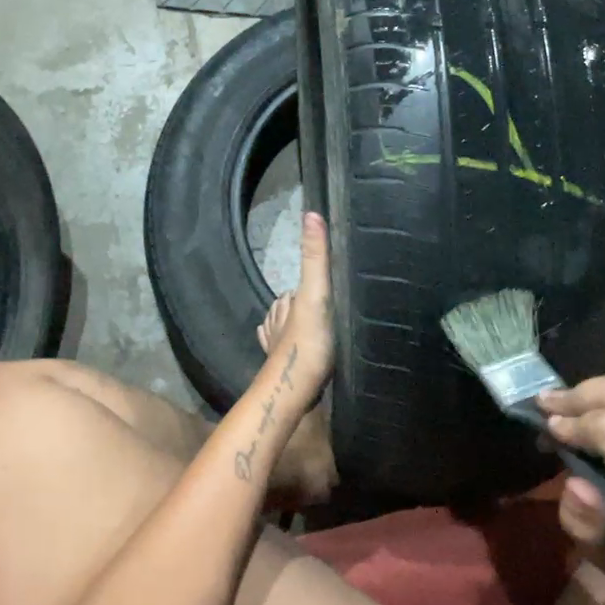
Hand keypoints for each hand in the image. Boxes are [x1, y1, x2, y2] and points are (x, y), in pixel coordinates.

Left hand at [258, 212, 334, 392]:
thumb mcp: (316, 294)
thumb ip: (315, 257)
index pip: (296, 286)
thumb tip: (311, 213)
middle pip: (290, 307)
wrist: (294, 391)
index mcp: (285, 304)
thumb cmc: (308, 342)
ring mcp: (276, 348)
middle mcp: (276, 323)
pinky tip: (295, 348)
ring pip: (283, 329)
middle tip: (328, 304)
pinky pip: (281, 351)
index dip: (310, 283)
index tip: (327, 282)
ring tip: (316, 324)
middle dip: (302, 304)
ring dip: (294, 325)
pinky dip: (287, 346)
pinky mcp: (282, 369)